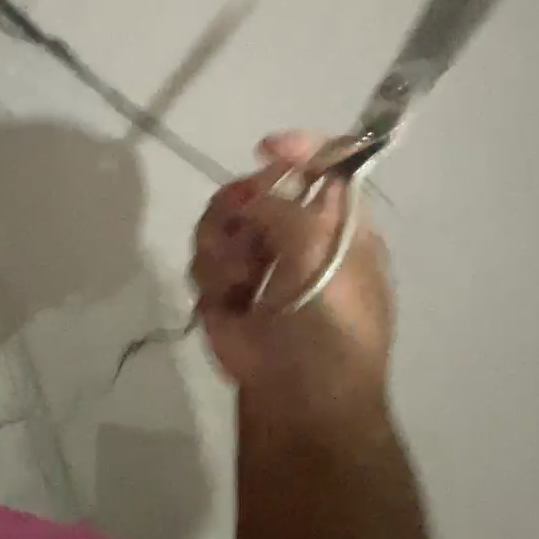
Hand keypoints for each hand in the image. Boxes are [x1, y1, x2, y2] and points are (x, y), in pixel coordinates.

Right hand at [191, 132, 395, 427]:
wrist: (296, 391)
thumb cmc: (329, 325)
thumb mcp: (324, 257)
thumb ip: (289, 208)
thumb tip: (253, 184)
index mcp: (338, 225)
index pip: (324, 166)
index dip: (298, 148)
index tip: (266, 147)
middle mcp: (295, 234)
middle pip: (255, 186)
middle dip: (242, 203)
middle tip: (242, 222)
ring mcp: (255, 257)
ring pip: (218, 217)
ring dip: (223, 245)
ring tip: (238, 278)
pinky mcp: (221, 282)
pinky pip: (201, 253)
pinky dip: (211, 274)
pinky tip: (227, 298)